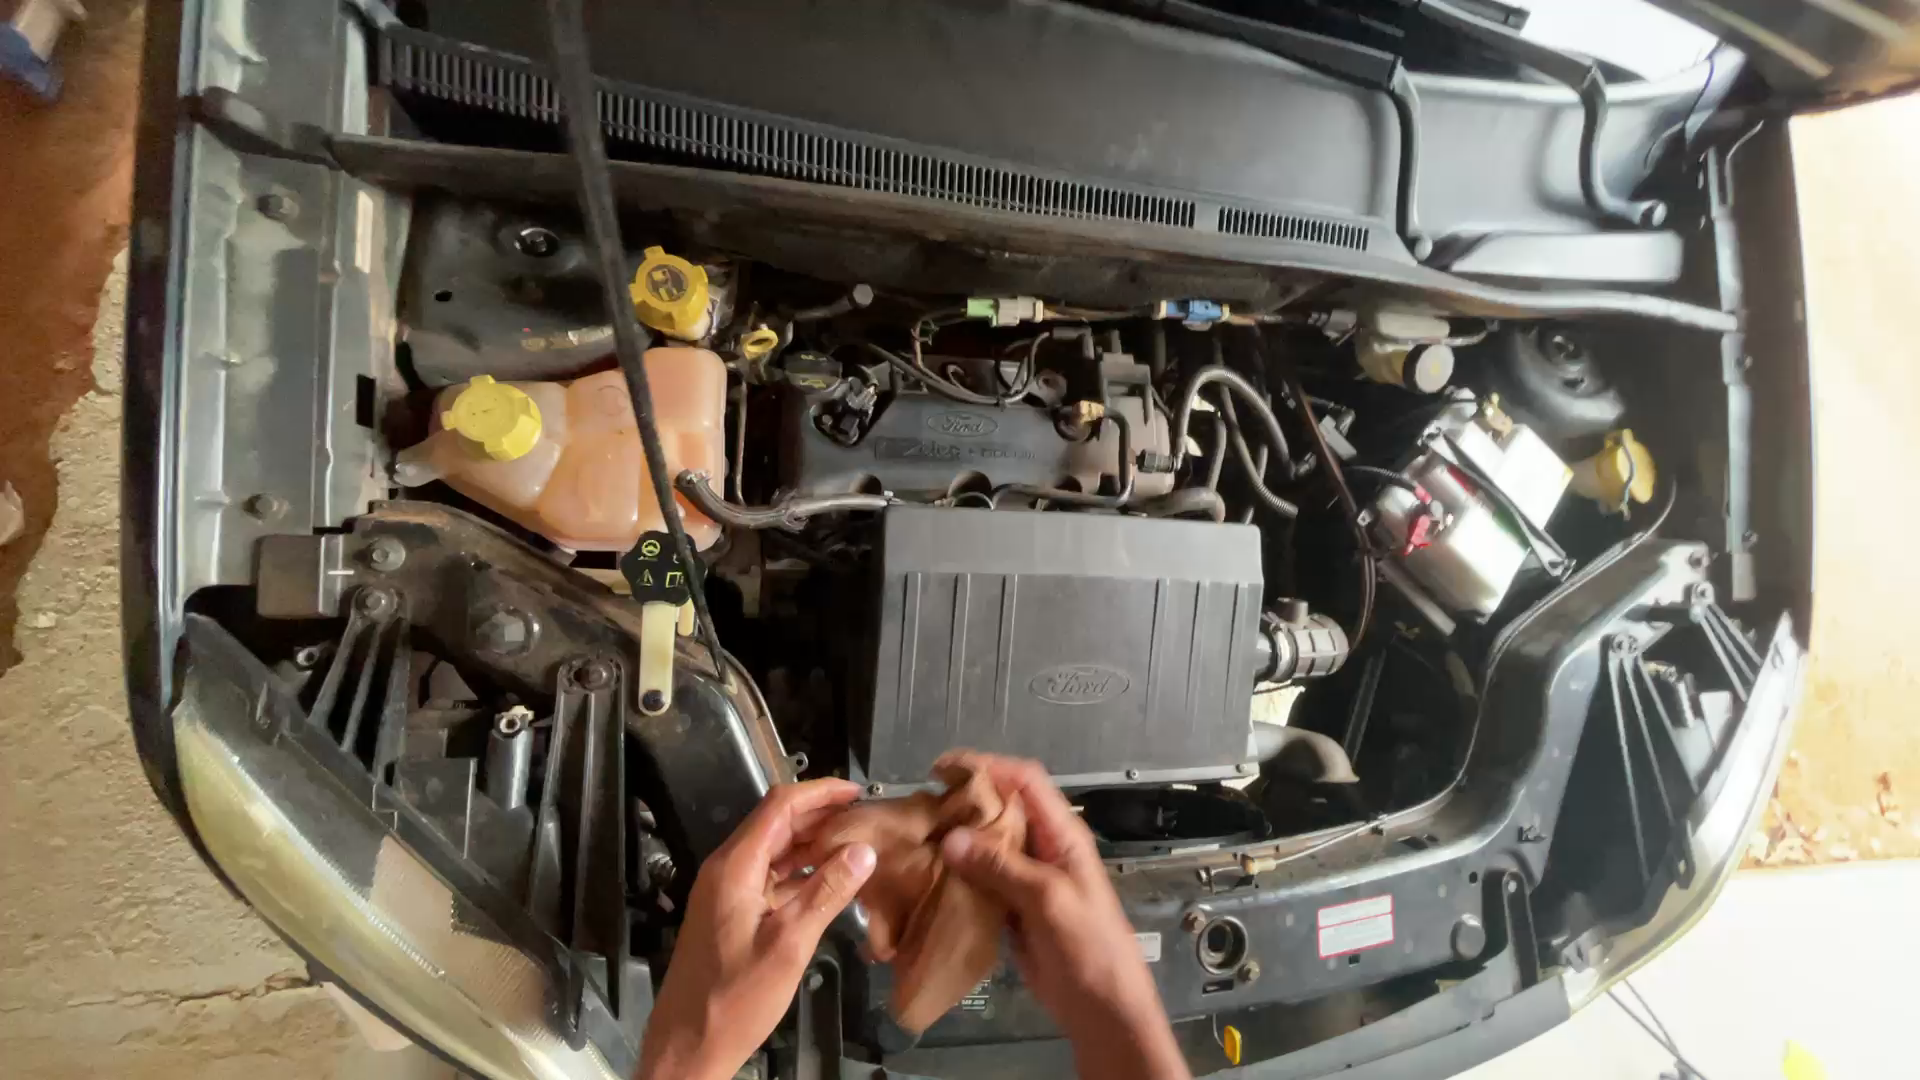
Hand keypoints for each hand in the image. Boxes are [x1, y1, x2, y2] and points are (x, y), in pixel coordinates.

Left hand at [639, 779, 875, 1079]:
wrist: (685, 1053)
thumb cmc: (732, 1000)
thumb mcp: (789, 945)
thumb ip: (827, 892)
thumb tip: (864, 851)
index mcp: (735, 866)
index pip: (780, 806)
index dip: (819, 792)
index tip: (855, 792)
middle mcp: (727, 868)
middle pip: (776, 822)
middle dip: (819, 814)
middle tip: (861, 817)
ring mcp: (727, 889)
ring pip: (774, 848)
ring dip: (811, 842)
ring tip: (852, 843)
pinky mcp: (731, 910)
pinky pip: (769, 874)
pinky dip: (799, 869)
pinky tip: (826, 878)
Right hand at [937, 753, 1189, 1079]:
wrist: (1103, 1010)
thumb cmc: (1089, 946)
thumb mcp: (1049, 900)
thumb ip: (1002, 867)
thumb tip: (951, 838)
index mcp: (1062, 832)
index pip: (1025, 780)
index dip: (988, 766)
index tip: (946, 768)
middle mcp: (1043, 846)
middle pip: (1002, 807)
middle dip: (966, 801)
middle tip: (925, 804)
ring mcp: (1027, 876)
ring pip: (988, 843)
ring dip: (959, 837)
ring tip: (921, 835)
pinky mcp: (1013, 905)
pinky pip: (982, 877)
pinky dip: (959, 873)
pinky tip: (932, 874)